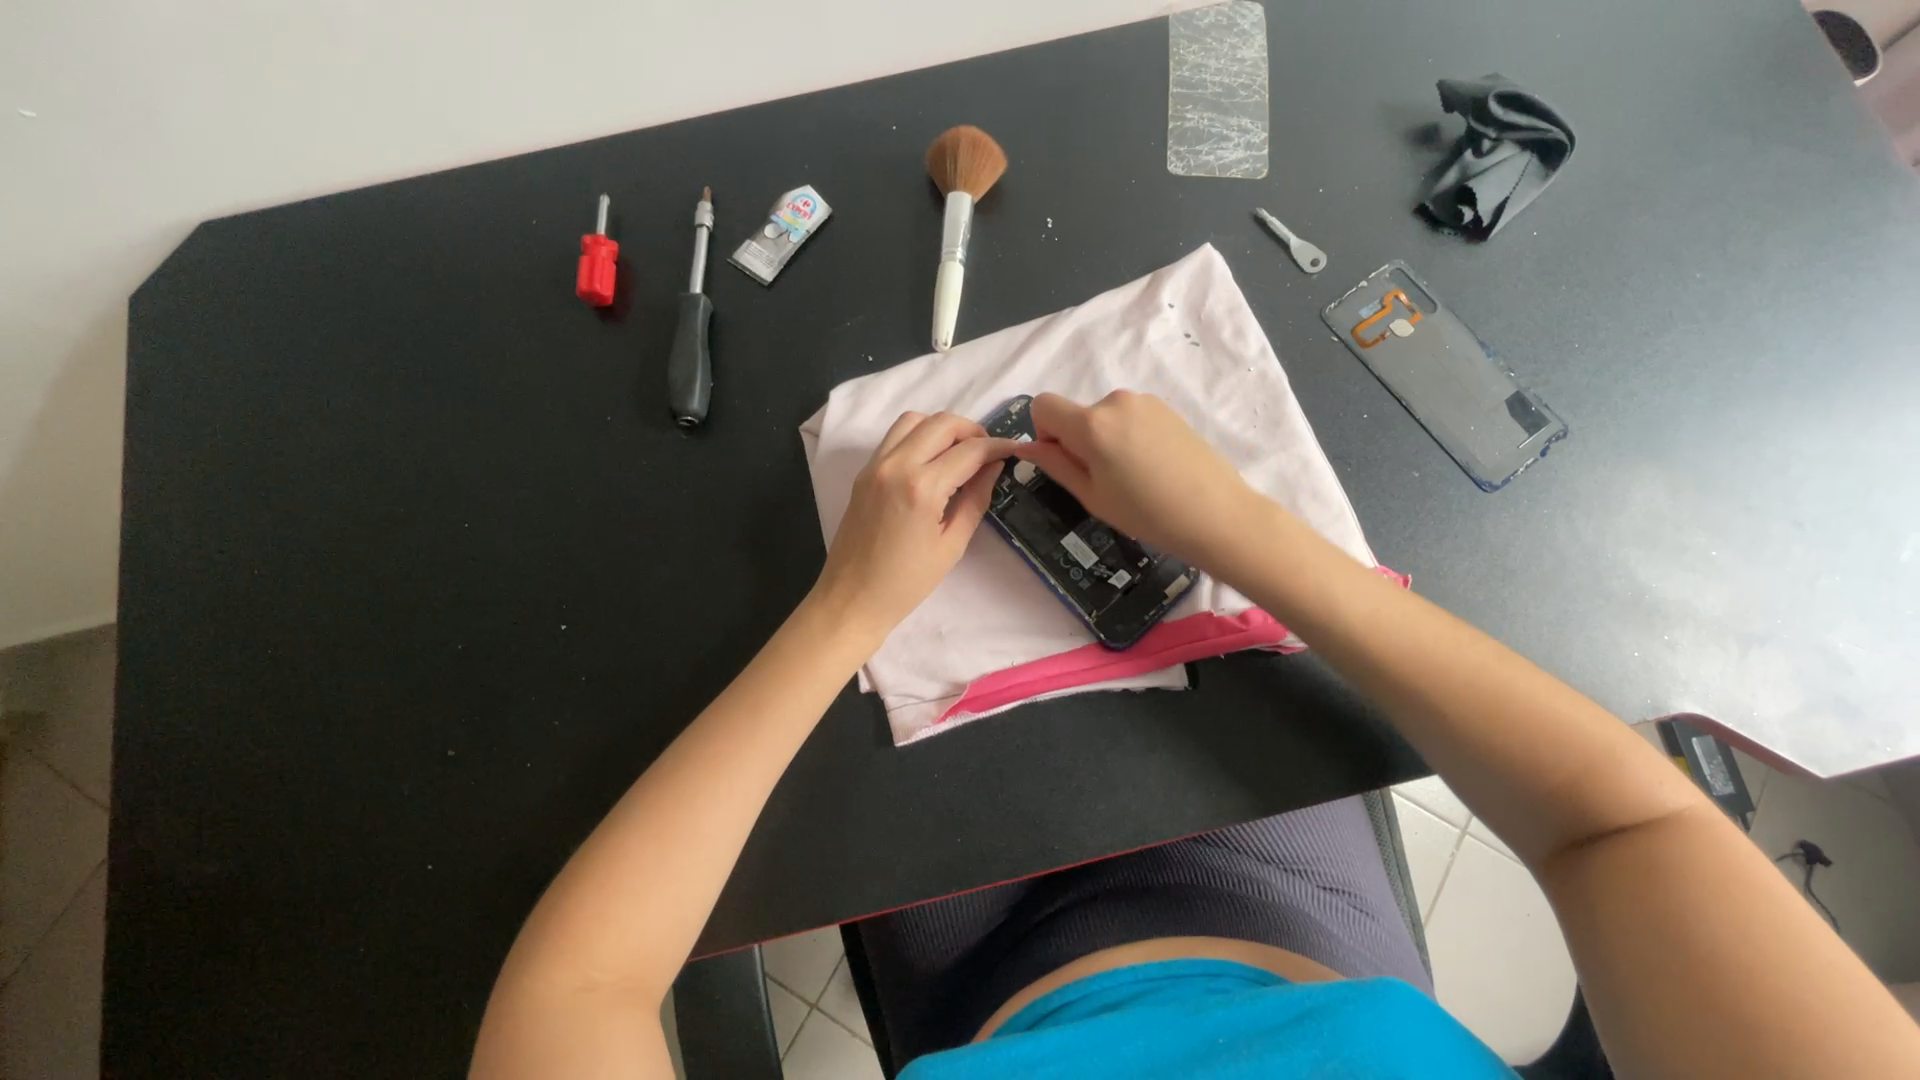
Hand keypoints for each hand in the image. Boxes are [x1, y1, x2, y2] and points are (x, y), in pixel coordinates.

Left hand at [813, 412, 1014, 640]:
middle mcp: (896, 465)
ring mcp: (875, 465)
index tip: (1013, 449)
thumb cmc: (907, 582)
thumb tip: (993, 467)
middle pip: (942, 423)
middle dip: (972, 430)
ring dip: (942, 427)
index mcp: (922, 488)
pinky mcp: (864, 472)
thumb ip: (975, 499)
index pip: (969, 450)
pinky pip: (894, 437)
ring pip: (914, 420)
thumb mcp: (952, 545)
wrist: (852, 598)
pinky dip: (918, 436)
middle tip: (988, 451)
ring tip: (960, 451)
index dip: (997, 446)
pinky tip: (933, 460)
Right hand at [1014, 391, 1261, 568]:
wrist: (1216, 514)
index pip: (1042, 406)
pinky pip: (1129, 417)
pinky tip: (1153, 468)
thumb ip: (1055, 465)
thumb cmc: (1146, 514)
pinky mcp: (1166, 408)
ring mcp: (1144, 401)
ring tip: (1134, 478)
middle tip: (1106, 481)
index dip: (1045, 434)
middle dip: (1078, 441)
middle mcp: (1115, 401)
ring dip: (1105, 440)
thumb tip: (1027, 447)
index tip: (1067, 462)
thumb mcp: (1092, 496)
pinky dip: (1129, 437)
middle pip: (1076, 414)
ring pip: (1103, 417)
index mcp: (1091, 424)